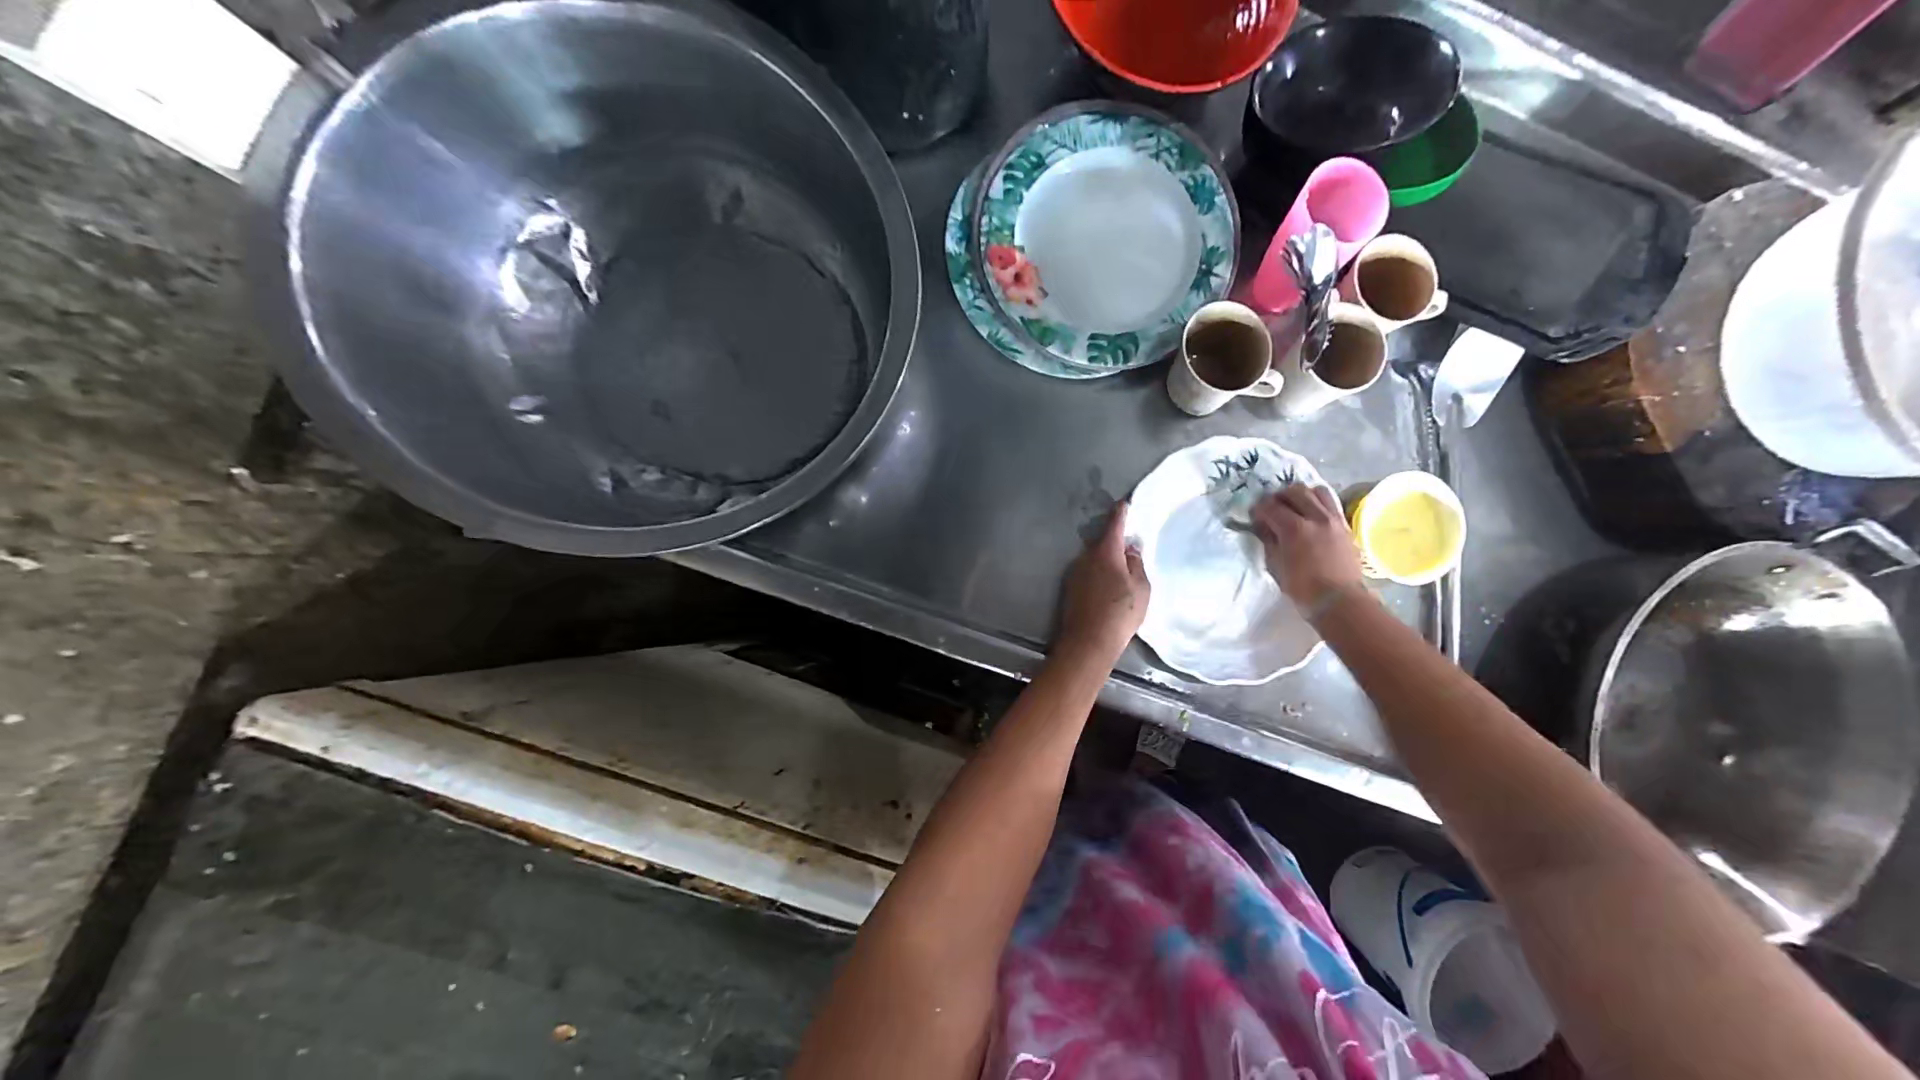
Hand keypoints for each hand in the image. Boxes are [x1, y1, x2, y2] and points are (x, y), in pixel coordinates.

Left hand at [1059, 502, 1149, 658]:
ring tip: (1121, 577)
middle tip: (1131, 551)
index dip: (1121, 513)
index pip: (1114, 524)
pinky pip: (1087, 573)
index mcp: (1105, 552)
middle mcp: (1085, 557)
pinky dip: (1097, 575)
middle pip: (1102, 542)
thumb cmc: (1120, 613)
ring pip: (1093, 559)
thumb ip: (1136, 563)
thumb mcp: (1141, 587)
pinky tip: (1107, 590)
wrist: (1088, 642)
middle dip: (1115, 543)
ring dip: (1105, 561)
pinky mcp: (1069, 588)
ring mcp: (1074, 572)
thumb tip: (1130, 549)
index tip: (1124, 504)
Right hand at [1252, 484, 1365, 616]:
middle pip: (1295, 491)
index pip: (1270, 506)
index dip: (1258, 508)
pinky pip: (1330, 504)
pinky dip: (1318, 503)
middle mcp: (1316, 517)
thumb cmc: (1302, 588)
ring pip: (1317, 491)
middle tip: (1272, 508)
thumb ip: (1268, 540)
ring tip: (1295, 506)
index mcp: (1294, 529)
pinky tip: (1311, 516)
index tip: (1253, 515)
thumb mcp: (1276, 565)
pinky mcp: (1346, 526)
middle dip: (1279, 496)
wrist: (1340, 601)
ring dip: (1302, 495)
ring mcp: (1334, 520)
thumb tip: (1263, 526)